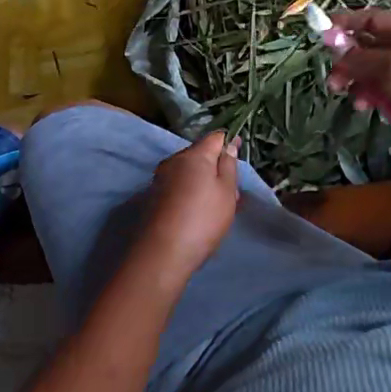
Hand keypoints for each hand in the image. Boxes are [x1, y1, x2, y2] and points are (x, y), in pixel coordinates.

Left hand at [140, 131, 241, 276]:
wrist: (162, 254)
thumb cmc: (203, 219)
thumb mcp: (227, 191)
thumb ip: (229, 165)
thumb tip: (229, 143)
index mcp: (194, 155)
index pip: (216, 137)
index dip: (229, 145)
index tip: (237, 165)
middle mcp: (174, 160)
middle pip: (201, 154)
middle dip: (216, 167)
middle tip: (230, 193)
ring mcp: (160, 178)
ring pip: (189, 171)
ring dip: (203, 182)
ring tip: (214, 207)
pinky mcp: (153, 196)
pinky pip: (178, 185)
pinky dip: (190, 193)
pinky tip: (196, 214)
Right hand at [325, 9, 390, 155]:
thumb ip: (363, 59)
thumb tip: (338, 51)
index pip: (373, 20)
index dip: (349, 22)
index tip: (324, 32)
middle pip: (371, 48)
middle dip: (349, 58)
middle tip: (333, 77)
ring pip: (375, 74)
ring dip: (358, 81)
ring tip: (347, 94)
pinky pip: (385, 94)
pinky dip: (372, 97)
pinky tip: (366, 107)